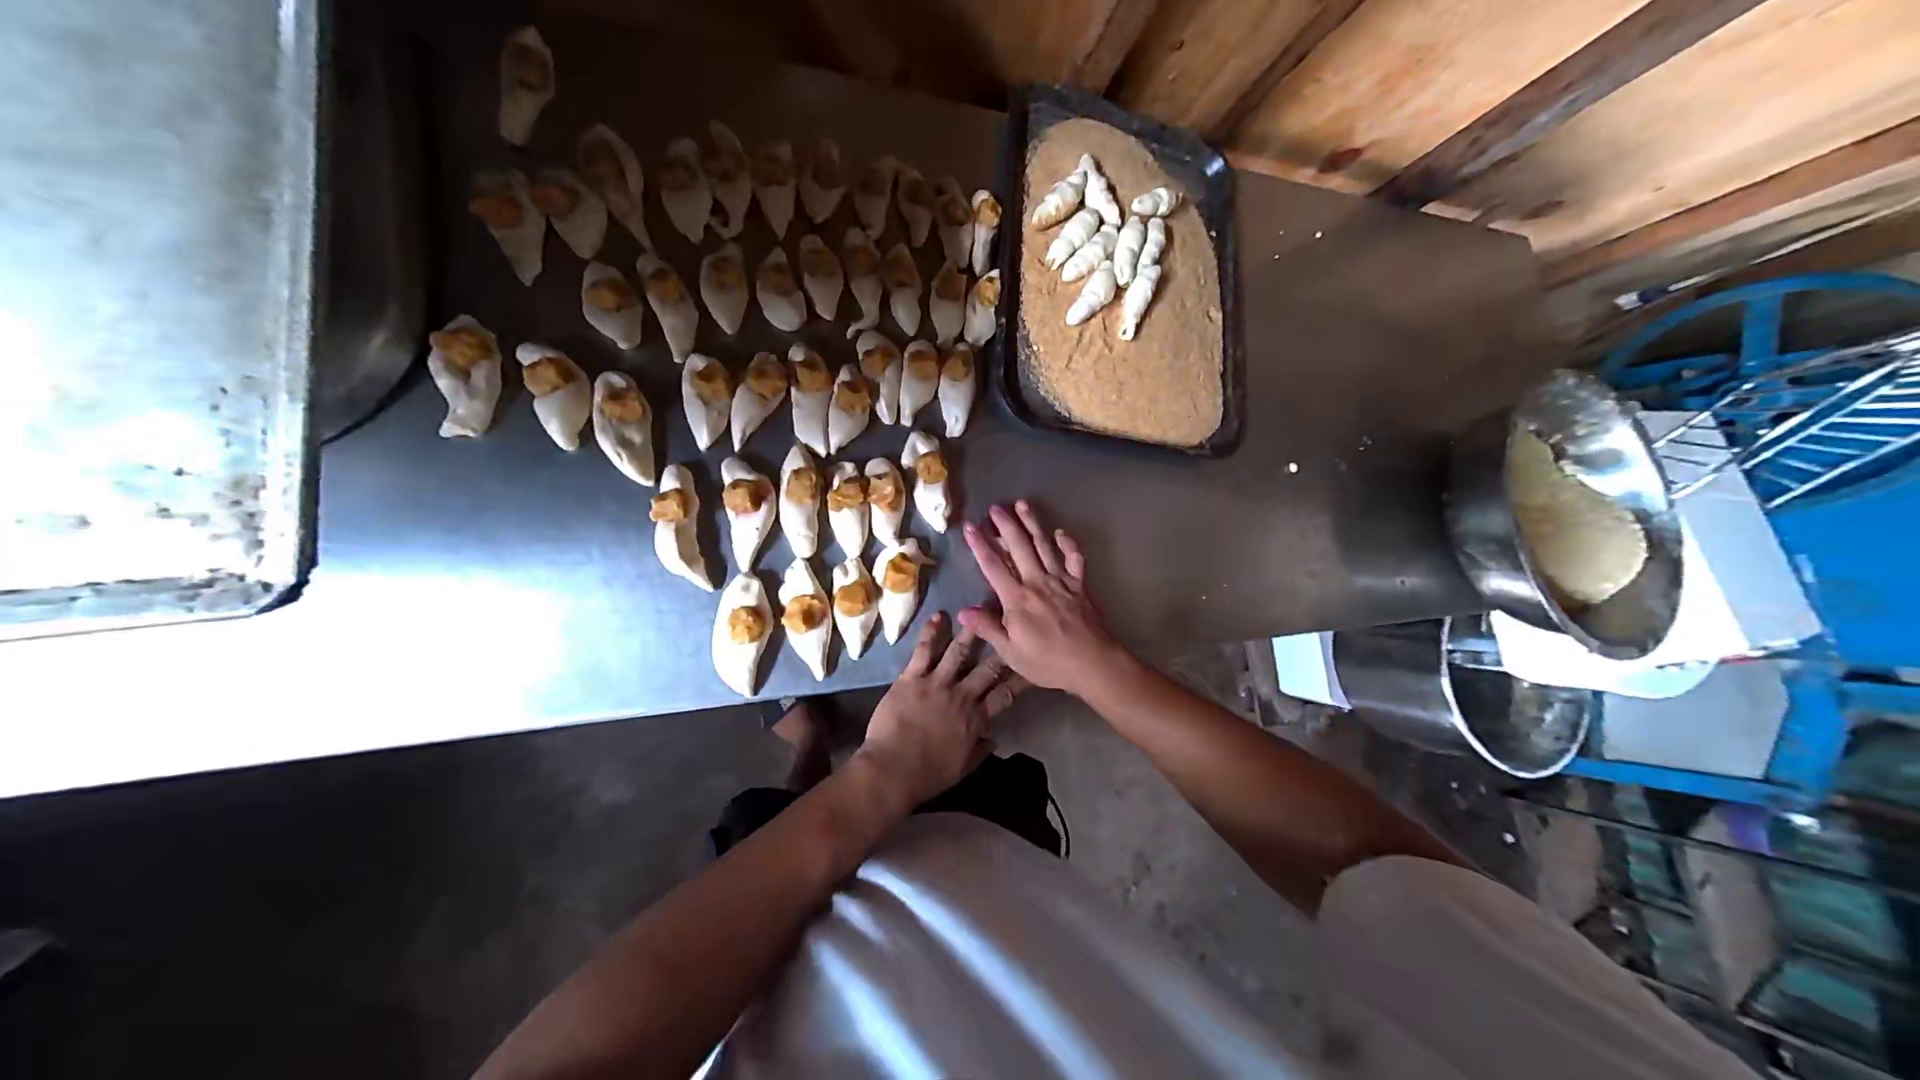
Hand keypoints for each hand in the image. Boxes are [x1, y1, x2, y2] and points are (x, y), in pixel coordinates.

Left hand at [854, 613, 1027, 809]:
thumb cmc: (928, 775)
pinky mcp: (911, 678)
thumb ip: (980, 749)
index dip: (1021, 679)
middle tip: (1013, 627)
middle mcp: (962, 696)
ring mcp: (936, 683)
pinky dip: (931, 632)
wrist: (892, 770)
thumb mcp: (962, 766)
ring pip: (959, 652)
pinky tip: (939, 616)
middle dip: (1003, 647)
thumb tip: (993, 736)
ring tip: (981, 611)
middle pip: (988, 667)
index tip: (1033, 665)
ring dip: (972, 632)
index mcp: (976, 719)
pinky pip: (924, 651)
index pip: (1006, 694)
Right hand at [960, 501, 1136, 699]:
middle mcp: (1037, 582)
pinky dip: (1067, 544)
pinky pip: (1074, 559)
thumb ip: (989, 628)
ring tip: (1022, 505)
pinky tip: (1061, 533)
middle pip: (1019, 547)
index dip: (979, 545)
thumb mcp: (1011, 653)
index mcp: (1016, 599)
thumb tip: (964, 611)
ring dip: (1032, 524)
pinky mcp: (1080, 586)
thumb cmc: (1049, 663)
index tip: (969, 526)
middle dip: (1005, 525)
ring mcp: (1061, 581)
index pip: (993, 566)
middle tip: (995, 507)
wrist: (1093, 664)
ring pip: (1044, 546)